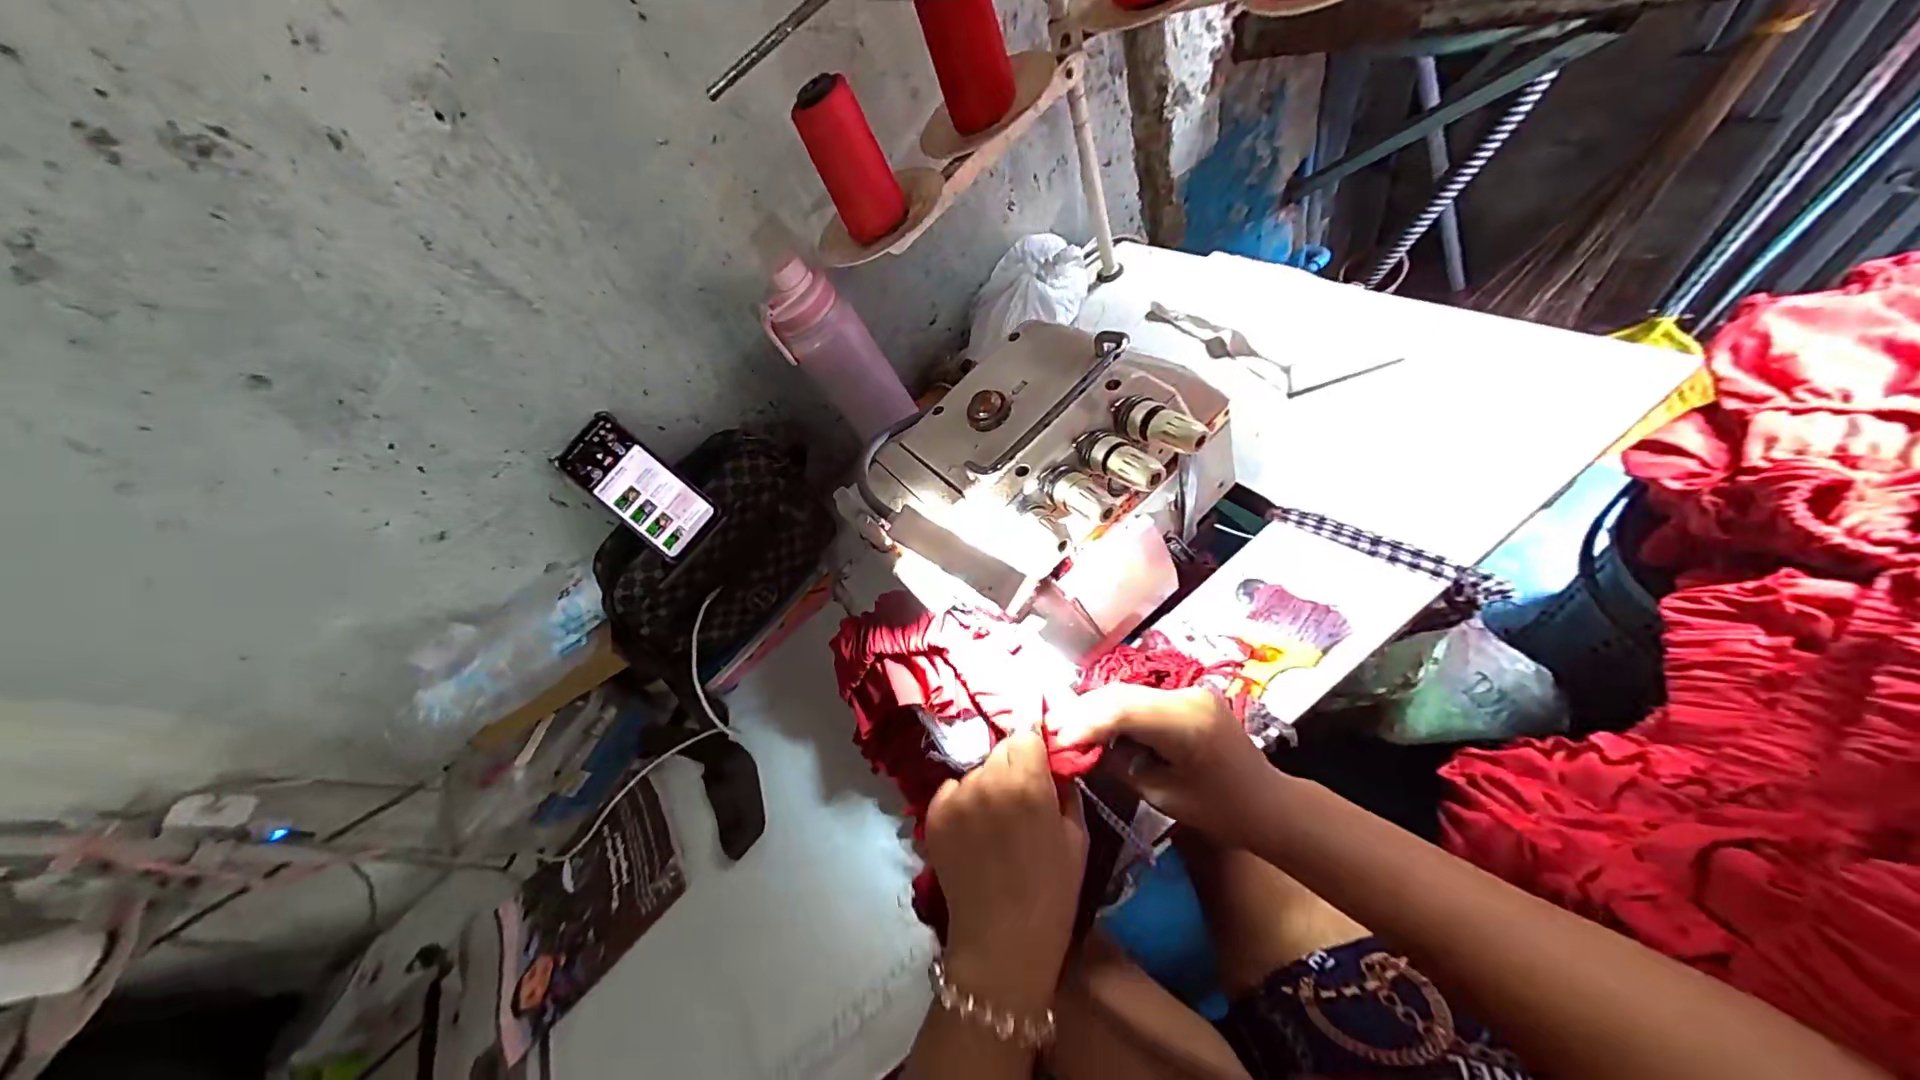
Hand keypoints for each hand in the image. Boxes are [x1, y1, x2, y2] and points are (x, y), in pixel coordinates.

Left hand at [924, 728, 1087, 1013]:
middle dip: (1013, 762)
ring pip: (976, 769)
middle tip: (1022, 792)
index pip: (1025, 731)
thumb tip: (1056, 760)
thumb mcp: (1077, 836)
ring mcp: (956, 795)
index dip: (1033, 740)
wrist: (1002, 941)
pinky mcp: (933, 813)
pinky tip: (974, 829)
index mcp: (1027, 781)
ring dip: (988, 781)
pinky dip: (964, 799)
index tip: (1037, 747)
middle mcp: (987, 778)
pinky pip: (953, 789)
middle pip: (1000, 748)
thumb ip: (1065, 788)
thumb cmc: (1052, 891)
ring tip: (997, 818)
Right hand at [1050, 684, 1275, 847]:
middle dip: (1082, 712)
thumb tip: (1084, 748)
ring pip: (1127, 693)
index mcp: (1186, 722)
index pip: (1122, 711)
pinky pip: (1141, 698)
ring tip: (1065, 727)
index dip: (1083, 723)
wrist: (1269, 804)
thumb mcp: (1163, 796)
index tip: (1054, 739)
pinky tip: (1096, 723)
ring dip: (1095, 708)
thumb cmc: (1221, 811)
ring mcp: (1189, 691)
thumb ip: (1121, 765)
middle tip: (1050, 730)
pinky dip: (1116, 710)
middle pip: (1120, 695)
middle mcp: (1187, 695)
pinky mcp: (1187, 696)